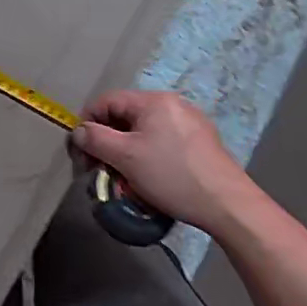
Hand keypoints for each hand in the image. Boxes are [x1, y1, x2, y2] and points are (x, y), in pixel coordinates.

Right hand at [73, 90, 256, 230]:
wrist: (228, 205)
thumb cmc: (171, 175)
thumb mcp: (125, 157)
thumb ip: (95, 139)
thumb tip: (78, 131)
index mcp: (153, 100)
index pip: (106, 101)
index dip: (87, 123)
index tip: (81, 151)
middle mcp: (172, 104)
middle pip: (125, 117)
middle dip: (108, 142)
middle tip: (101, 169)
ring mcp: (189, 123)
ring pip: (143, 132)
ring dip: (126, 152)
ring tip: (124, 178)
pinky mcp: (200, 143)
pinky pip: (162, 142)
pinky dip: (148, 157)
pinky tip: (150, 179)